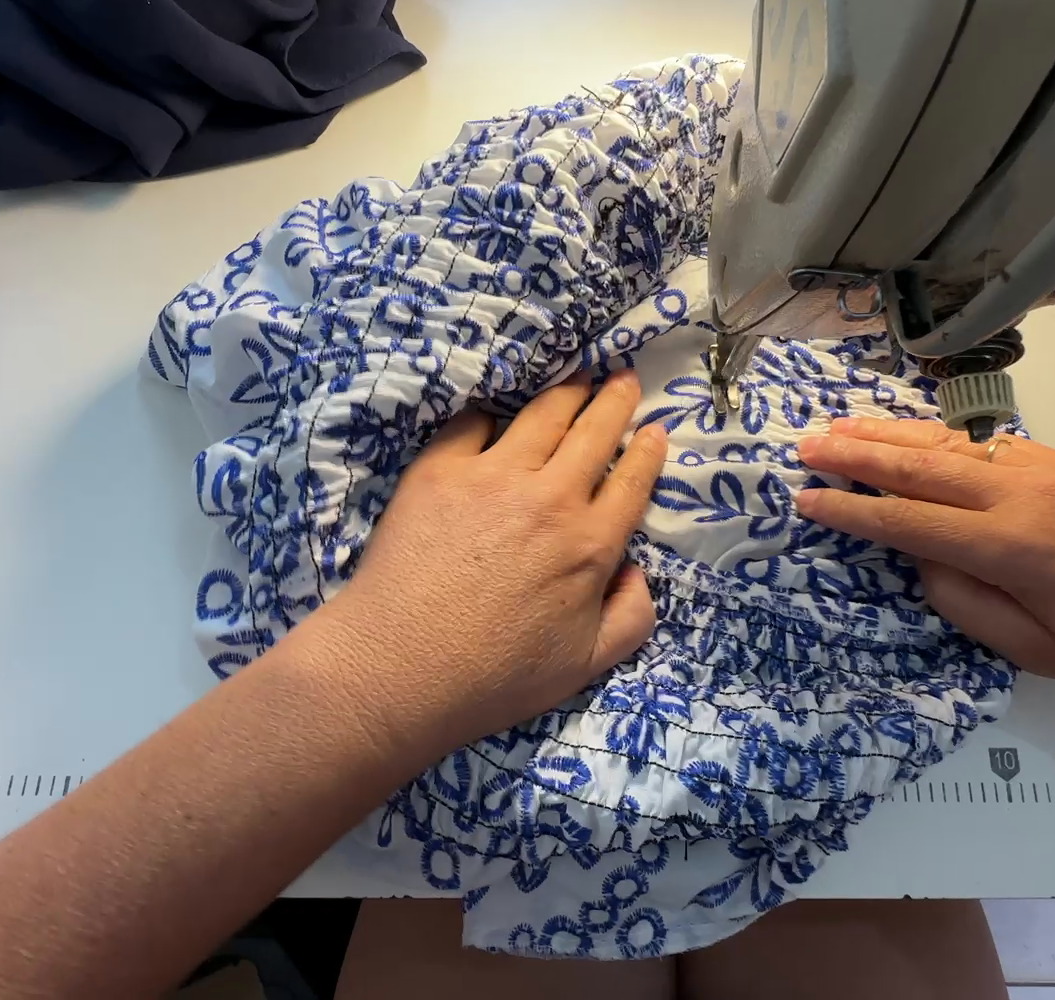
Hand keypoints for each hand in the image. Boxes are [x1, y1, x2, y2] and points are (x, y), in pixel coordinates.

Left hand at [308, 371, 667, 753]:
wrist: (400, 668)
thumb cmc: (496, 676)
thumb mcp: (586, 666)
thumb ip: (632, 618)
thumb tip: (637, 571)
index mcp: (590, 544)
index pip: (631, 481)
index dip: (646, 450)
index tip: (654, 428)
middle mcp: (550, 498)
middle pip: (593, 432)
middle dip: (614, 399)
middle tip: (622, 378)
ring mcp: (492, 477)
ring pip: (542, 415)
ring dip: (567, 391)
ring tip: (577, 377)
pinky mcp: (440, 469)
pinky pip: (474, 423)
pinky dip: (493, 413)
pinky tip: (499, 410)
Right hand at [794, 418, 1054, 714]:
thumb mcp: (1036, 649)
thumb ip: (963, 600)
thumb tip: (922, 556)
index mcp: (1012, 548)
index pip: (906, 521)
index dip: (849, 510)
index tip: (804, 498)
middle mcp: (1023, 494)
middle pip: (918, 465)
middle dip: (854, 454)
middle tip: (805, 443)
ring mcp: (1049, 468)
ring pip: (948, 443)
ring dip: (888, 433)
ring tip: (840, 425)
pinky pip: (987, 442)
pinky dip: (937, 435)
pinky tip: (911, 432)